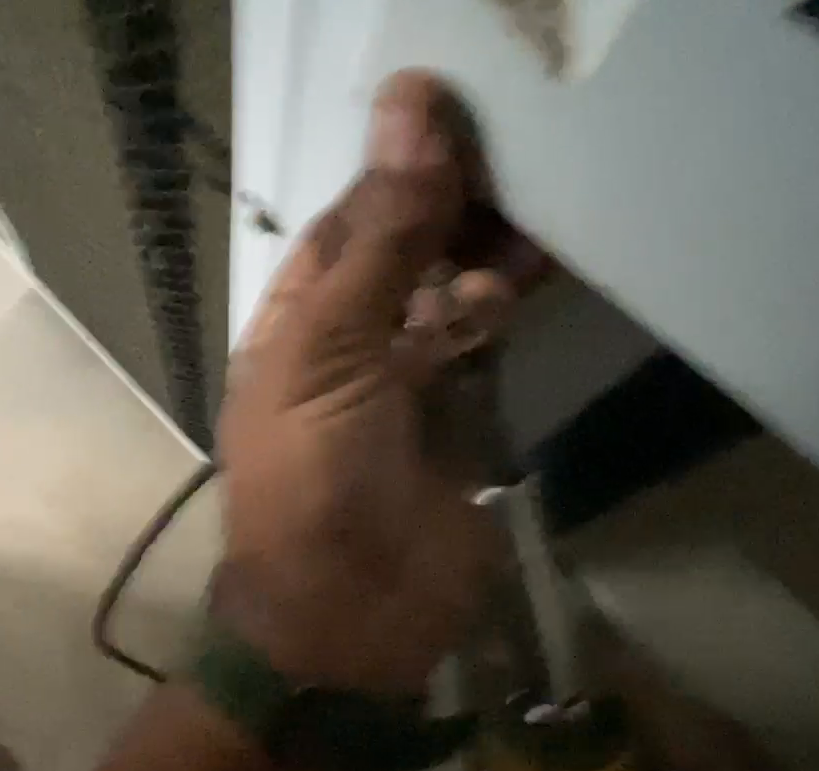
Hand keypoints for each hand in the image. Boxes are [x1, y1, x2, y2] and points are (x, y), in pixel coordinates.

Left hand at [216, 70, 545, 694]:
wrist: (348, 613)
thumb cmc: (315, 483)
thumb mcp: (331, 356)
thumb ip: (379, 244)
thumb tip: (409, 110)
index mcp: (293, 329)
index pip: (345, 227)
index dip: (394, 173)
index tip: (455, 116)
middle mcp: (345, 348)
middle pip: (401, 255)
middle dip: (447, 209)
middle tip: (510, 161)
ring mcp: (403, 386)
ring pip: (446, 294)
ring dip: (480, 256)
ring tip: (522, 224)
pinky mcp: (457, 422)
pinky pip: (482, 347)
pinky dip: (500, 310)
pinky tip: (526, 279)